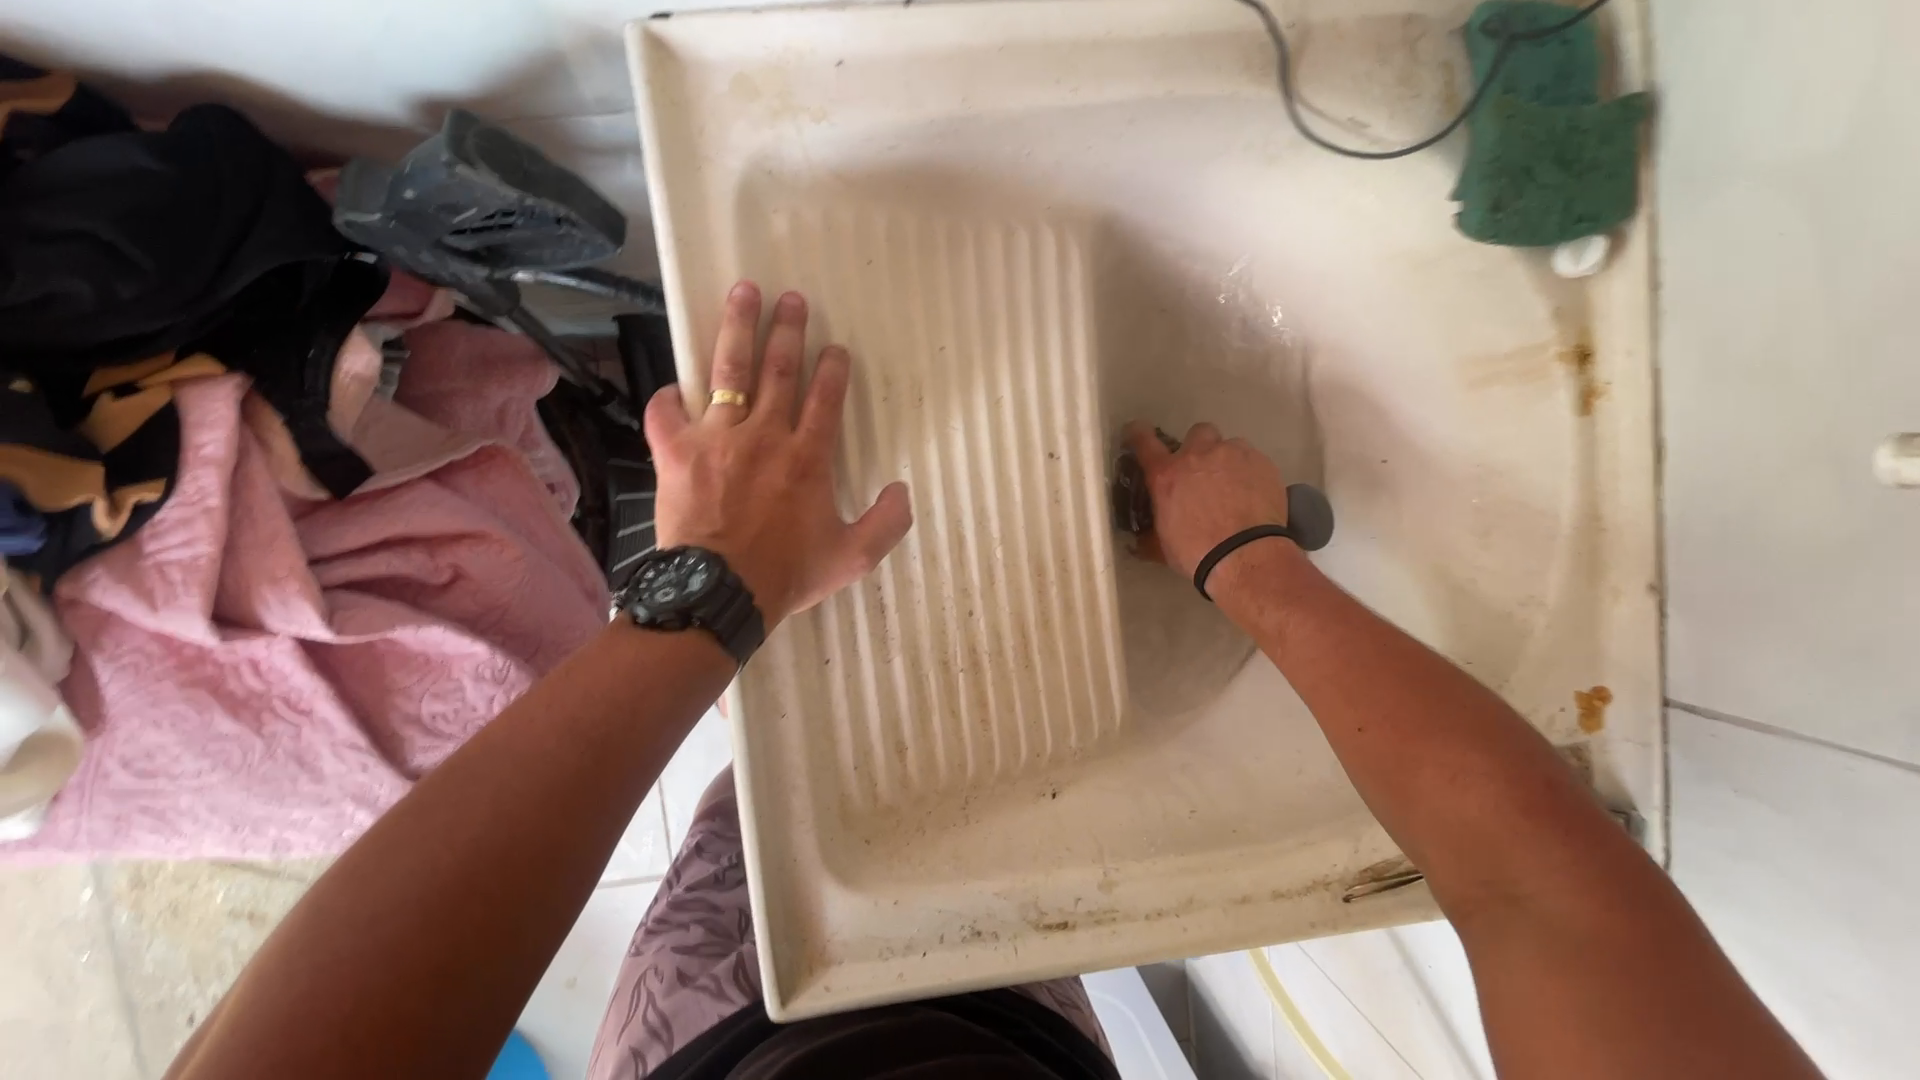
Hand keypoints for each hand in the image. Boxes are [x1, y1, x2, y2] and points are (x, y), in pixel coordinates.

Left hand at [646, 281, 912, 625]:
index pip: (824, 398)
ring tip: (743, 293)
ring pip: (728, 372)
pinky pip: (666, 413)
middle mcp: (764, 436)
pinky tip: (675, 387)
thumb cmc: (787, 575)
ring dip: (738, 329)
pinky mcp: (676, 453)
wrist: (719, 593)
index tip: (834, 348)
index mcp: (807, 458)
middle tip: (791, 298)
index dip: (832, 368)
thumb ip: (887, 523)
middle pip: (778, 371)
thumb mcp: (853, 558)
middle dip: (787, 331)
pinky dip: (669, 397)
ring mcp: (717, 440)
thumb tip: (902, 490)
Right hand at [1122, 420, 1290, 580]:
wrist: (1244, 556)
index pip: (1144, 441)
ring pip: (1230, 446)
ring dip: (1228, 461)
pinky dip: (1251, 473)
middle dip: (1199, 447)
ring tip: (1234, 487)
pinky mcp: (1261, 462)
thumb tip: (1138, 543)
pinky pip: (1253, 460)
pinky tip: (1254, 495)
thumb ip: (1148, 537)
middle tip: (1203, 470)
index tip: (1138, 433)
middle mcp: (1197, 455)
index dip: (1138, 434)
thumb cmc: (1196, 553)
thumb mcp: (1162, 547)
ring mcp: (1232, 455)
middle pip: (1197, 433)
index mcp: (1166, 475)